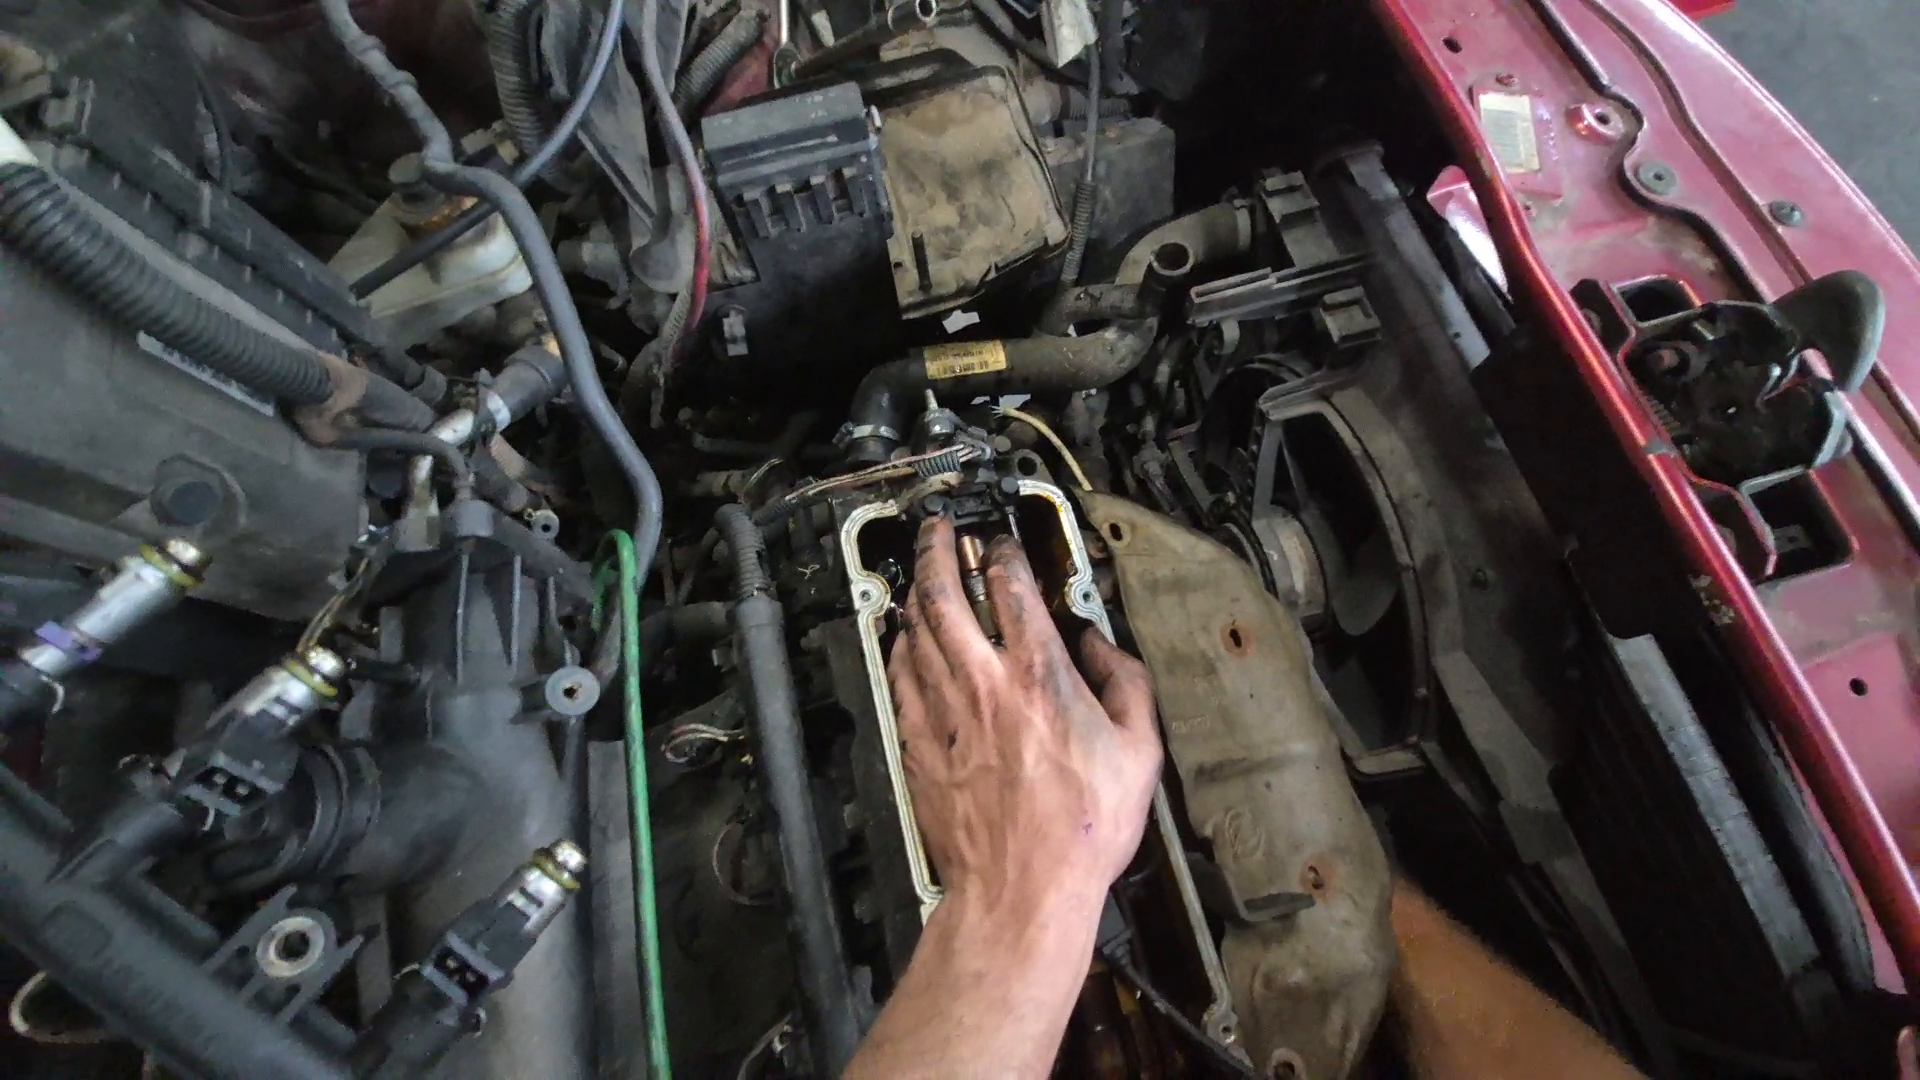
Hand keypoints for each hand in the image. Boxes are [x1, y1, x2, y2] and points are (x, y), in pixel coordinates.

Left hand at [886, 516, 1162, 918]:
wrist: (1022, 890)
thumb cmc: (1081, 827)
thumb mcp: (1139, 751)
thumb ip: (1125, 683)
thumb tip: (1101, 647)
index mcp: (1040, 677)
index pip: (1013, 589)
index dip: (1004, 555)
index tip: (1003, 548)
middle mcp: (985, 683)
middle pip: (944, 595)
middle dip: (936, 550)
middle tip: (936, 531)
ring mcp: (946, 712)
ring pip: (916, 631)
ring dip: (916, 595)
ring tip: (919, 577)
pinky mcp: (922, 744)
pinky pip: (901, 679)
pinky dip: (901, 649)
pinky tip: (904, 641)